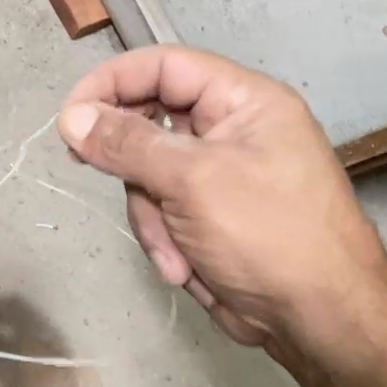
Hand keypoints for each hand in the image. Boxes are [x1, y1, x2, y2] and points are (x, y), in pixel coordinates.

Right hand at [56, 46, 386, 352]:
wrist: (316, 320)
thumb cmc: (269, 235)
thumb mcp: (192, 181)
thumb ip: (127, 143)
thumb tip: (70, 117)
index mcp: (243, 102)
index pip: (164, 67)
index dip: (112, 82)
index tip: (70, 115)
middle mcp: (228, 130)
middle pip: (147, 122)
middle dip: (129, 164)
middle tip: (88, 169)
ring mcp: (215, 175)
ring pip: (144, 174)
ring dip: (149, 215)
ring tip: (173, 248)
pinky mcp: (203, 214)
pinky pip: (157, 209)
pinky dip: (161, 238)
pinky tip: (183, 265)